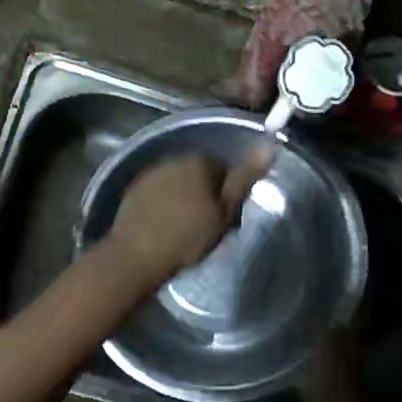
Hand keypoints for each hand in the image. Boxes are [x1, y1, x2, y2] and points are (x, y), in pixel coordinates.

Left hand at [108, 147, 272, 279]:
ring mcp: (150, 173)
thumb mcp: (225, 213)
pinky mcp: (133, 190)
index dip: (229, 196)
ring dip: (185, 200)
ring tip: (186, 230)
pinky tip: (165, 228)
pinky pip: (159, 194)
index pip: (225, 171)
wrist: (135, 256)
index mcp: (200, 161)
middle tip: (208, 227)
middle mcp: (173, 158)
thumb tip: (268, 146)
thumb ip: (244, 179)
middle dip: (206, 195)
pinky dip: (165, 206)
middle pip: (201, 175)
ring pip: (179, 183)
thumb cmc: (187, 236)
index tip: (226, 219)